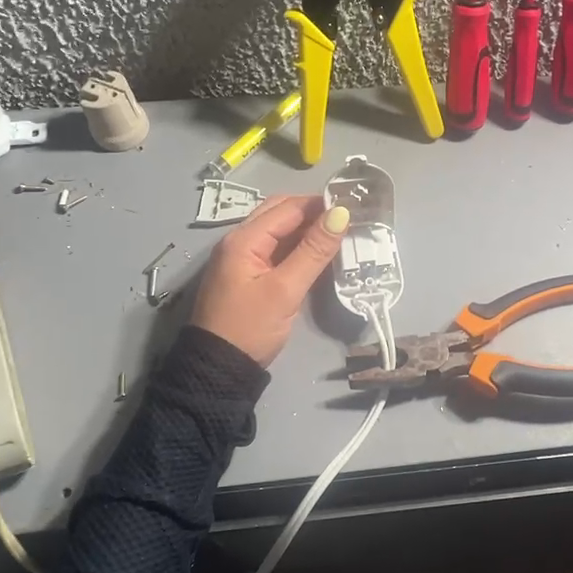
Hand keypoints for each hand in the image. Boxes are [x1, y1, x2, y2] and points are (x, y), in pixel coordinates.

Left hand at [191, 195, 350, 367]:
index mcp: (244, 239)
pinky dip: (296, 246)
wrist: (219, 368)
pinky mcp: (248, 275)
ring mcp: (242, 258)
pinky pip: (275, 249)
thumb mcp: (286, 289)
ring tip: (338, 233)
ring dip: (305, 229)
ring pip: (278, 231)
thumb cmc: (251, 327)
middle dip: (312, 212)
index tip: (352, 205)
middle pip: (280, 213)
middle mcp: (239, 241)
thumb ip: (314, 251)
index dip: (320, 204)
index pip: (287, 208)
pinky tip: (318, 252)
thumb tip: (341, 214)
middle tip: (346, 219)